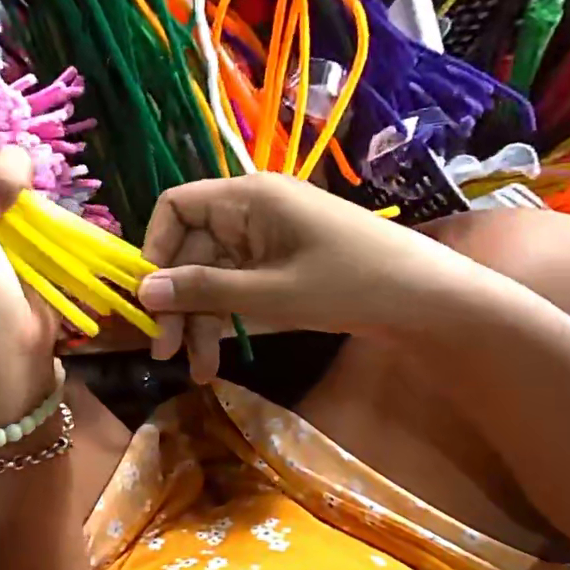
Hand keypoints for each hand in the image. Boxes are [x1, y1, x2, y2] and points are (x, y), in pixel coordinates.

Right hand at [138, 174, 478, 380]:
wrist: (426, 299)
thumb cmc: (349, 284)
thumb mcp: (270, 293)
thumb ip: (203, 290)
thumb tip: (143, 290)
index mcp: (247, 198)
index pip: (176, 206)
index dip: (154, 247)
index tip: (148, 296)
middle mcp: (252, 211)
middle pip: (193, 250)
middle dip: (178, 302)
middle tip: (165, 352)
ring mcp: (268, 239)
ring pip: (215, 275)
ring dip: (201, 320)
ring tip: (197, 371)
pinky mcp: (283, 264)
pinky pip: (240, 286)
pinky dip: (228, 319)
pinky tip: (216, 358)